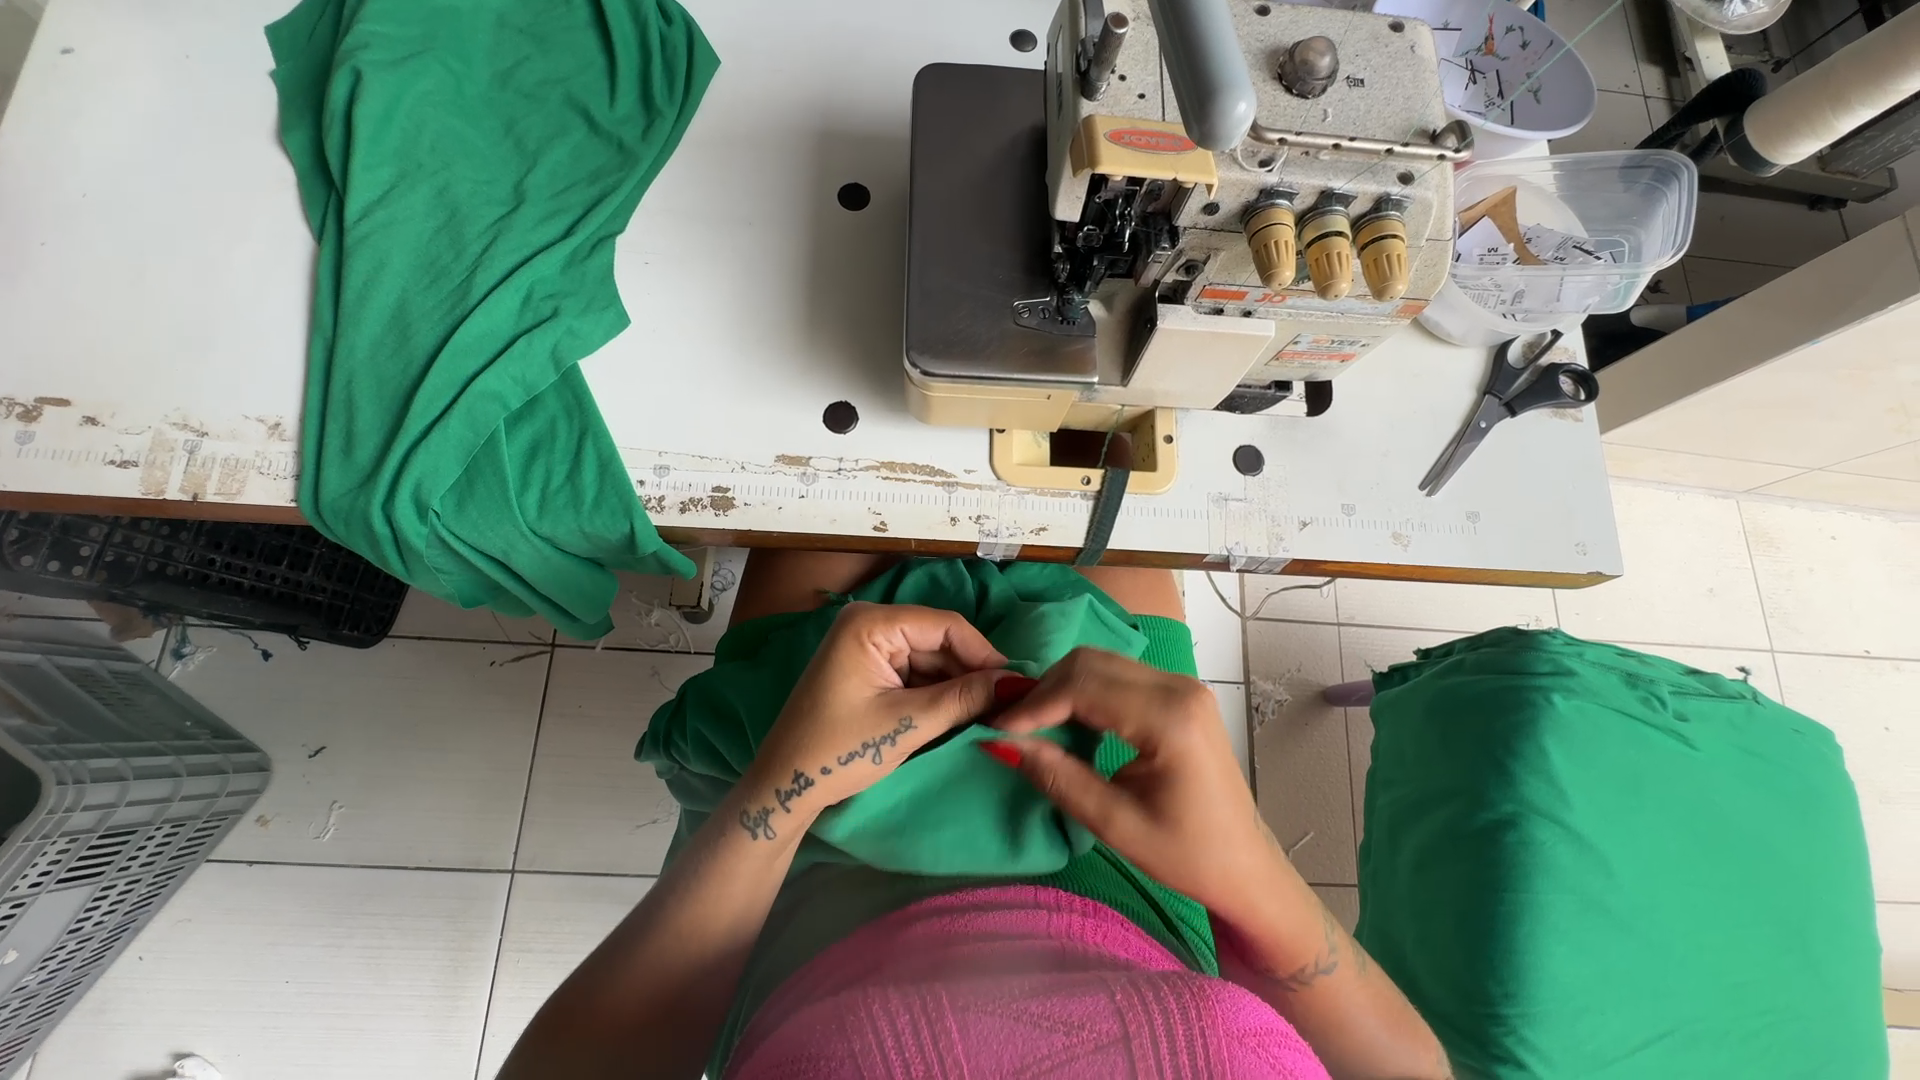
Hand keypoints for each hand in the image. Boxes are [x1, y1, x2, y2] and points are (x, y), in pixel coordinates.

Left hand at [730, 602, 1013, 844]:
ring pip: (931, 657)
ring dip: (957, 684)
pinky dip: (937, 691)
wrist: (786, 786)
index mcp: (871, 624)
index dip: (984, 654)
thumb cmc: (839, 751)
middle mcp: (869, 623)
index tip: (1017, 685)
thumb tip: (1017, 684)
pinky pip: (915, 671)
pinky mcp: (869, 668)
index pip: (945, 625)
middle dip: (972, 672)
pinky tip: (960, 712)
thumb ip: (963, 698)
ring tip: (989, 712)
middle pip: (939, 640)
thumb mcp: (907, 724)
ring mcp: (867, 645)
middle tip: (1007, 704)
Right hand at [987, 647, 1281, 922]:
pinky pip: (1117, 675)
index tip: (995, 730)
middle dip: (1043, 691)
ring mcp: (1182, 685)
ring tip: (1032, 727)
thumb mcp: (1116, 825)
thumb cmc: (1187, 855)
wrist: (1245, 866)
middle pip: (1089, 662)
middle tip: (1010, 728)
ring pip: (1100, 662)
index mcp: (1170, 717)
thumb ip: (1059, 778)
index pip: (1083, 685)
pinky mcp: (1179, 693)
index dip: (1033, 704)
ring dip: (1061, 689)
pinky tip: (1067, 724)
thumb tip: (1001, 742)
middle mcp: (1179, 687)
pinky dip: (1083, 692)